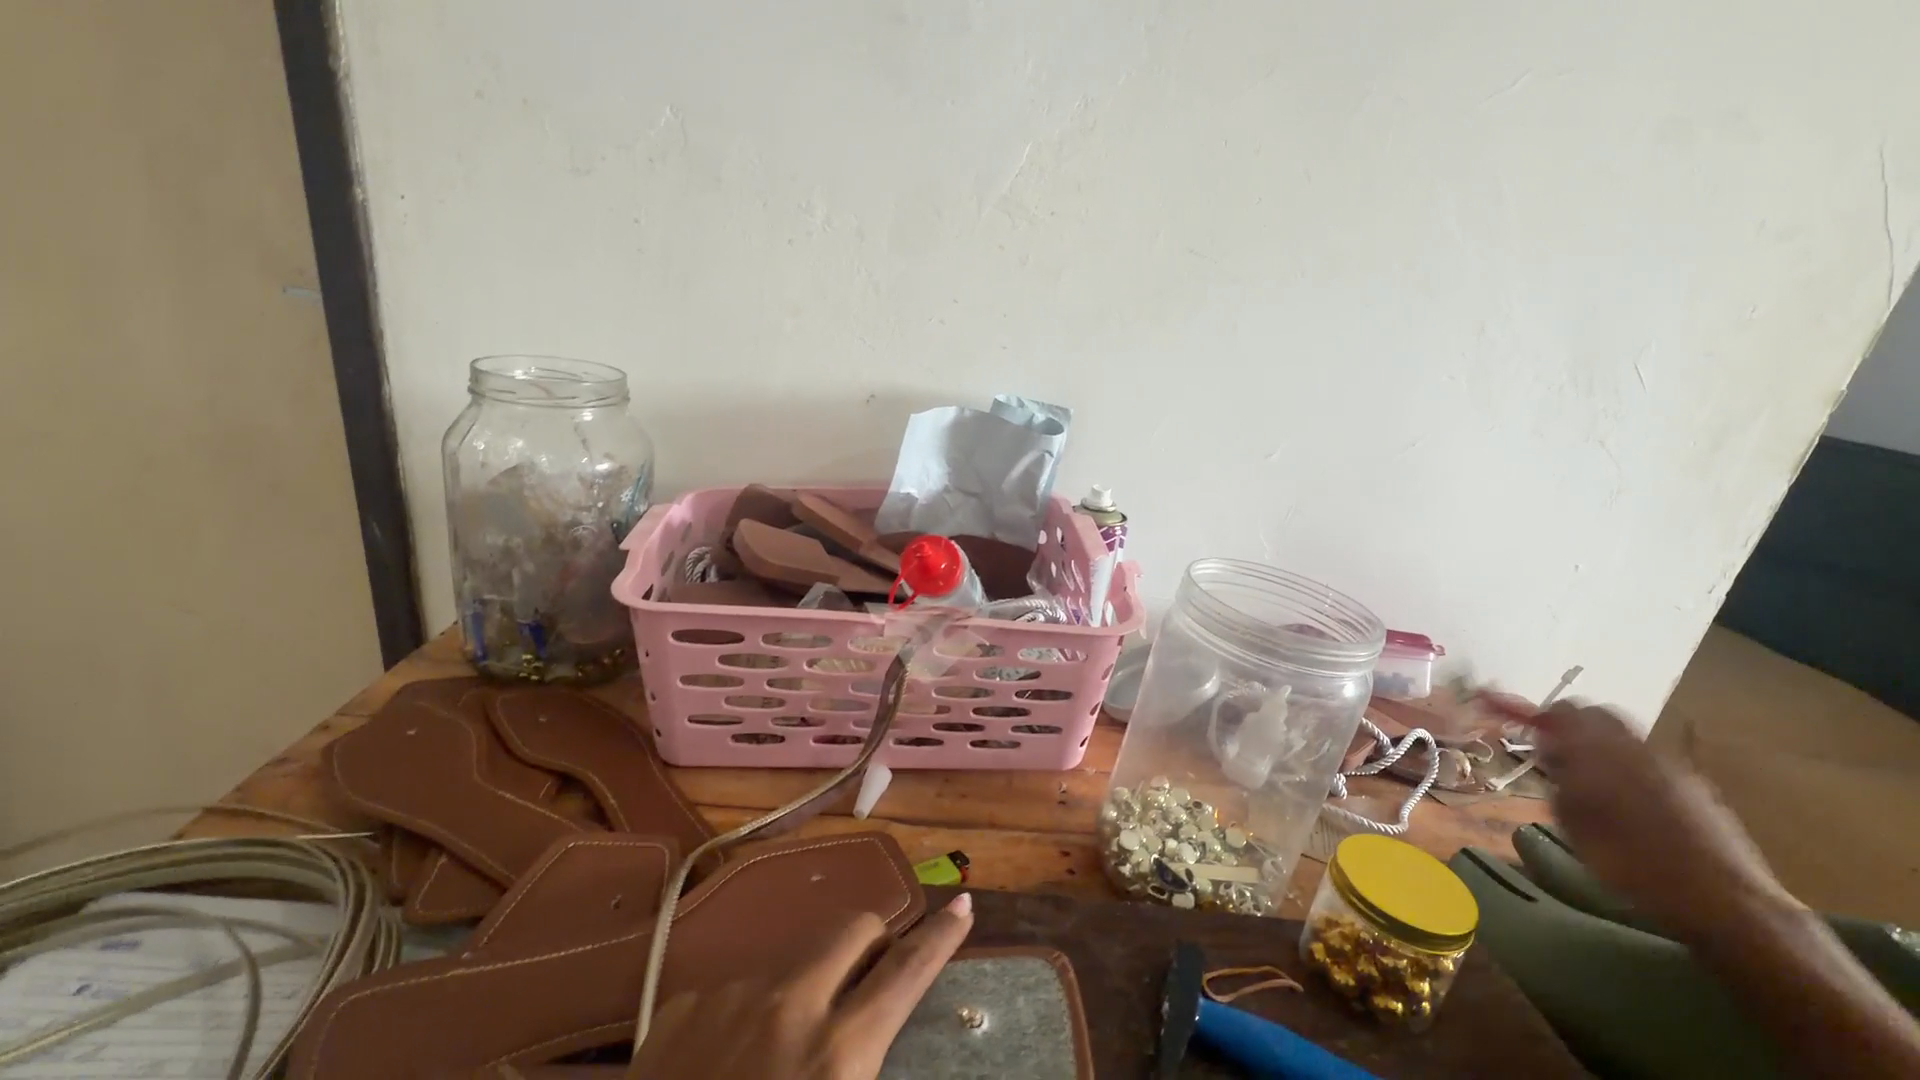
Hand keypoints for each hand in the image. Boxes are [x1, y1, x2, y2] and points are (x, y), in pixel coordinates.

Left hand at [627, 893, 975, 1078]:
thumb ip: (860, 1067)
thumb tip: (871, 1040)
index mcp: (837, 1052)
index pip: (906, 973)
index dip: (940, 937)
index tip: (963, 906)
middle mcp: (791, 1004)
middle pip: (853, 928)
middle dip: (874, 939)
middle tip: (872, 972)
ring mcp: (732, 995)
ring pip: (793, 960)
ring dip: (806, 985)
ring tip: (780, 1046)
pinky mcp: (684, 1003)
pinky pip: (735, 989)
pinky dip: (747, 1012)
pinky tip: (725, 1062)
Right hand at [1502, 699, 1800, 937]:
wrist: (1721, 897)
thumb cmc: (1633, 864)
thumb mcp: (1574, 826)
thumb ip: (1558, 782)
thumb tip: (1550, 753)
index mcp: (1602, 751)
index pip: (1565, 711)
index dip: (1543, 720)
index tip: (1532, 739)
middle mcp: (1638, 747)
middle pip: (1598, 717)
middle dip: (1574, 729)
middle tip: (1558, 759)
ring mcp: (1672, 764)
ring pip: (1625, 739)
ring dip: (1603, 750)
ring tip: (1592, 786)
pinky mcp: (1695, 784)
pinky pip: (1650, 761)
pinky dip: (1630, 769)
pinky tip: (1630, 805)